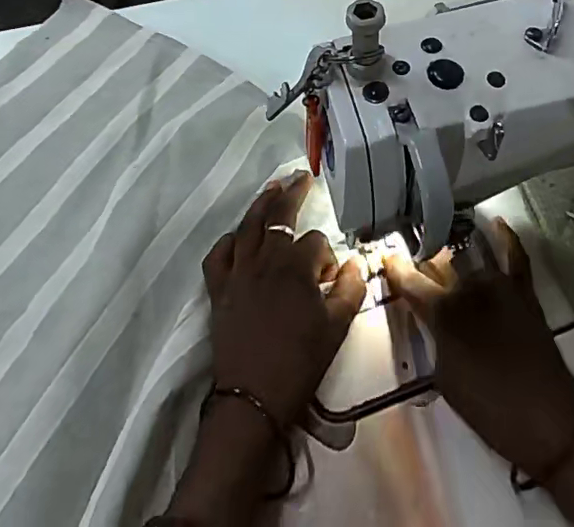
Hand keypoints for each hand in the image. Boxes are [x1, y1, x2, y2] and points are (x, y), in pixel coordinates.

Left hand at [202, 169, 365, 427]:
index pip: (316, 242)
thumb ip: (350, 290)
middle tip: (300, 176)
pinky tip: (237, 237)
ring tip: (272, 188)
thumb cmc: (300, 362)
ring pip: (248, 227)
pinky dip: (228, 242)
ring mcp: (237, 271)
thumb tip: (355, 264)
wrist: (253, 396)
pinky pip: (219, 254)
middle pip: (277, 217)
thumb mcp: (336, 329)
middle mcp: (263, 260)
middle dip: (292, 194)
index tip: (331, 275)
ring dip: (261, 205)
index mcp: (294, 267)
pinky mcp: (218, 288)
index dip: (327, 254)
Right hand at [383, 219, 573, 481]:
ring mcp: (498, 286)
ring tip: (439, 230)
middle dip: (420, 254)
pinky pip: (514, 255)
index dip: (393, 267)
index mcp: (442, 311)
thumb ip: (432, 337)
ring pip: (469, 250)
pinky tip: (494, 223)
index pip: (407, 279)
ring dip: (452, 241)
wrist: (551, 421)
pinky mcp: (523, 291)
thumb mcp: (444, 376)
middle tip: (410, 252)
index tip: (385, 258)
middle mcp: (468, 289)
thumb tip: (428, 317)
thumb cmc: (489, 406)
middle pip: (436, 259)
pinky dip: (505, 237)